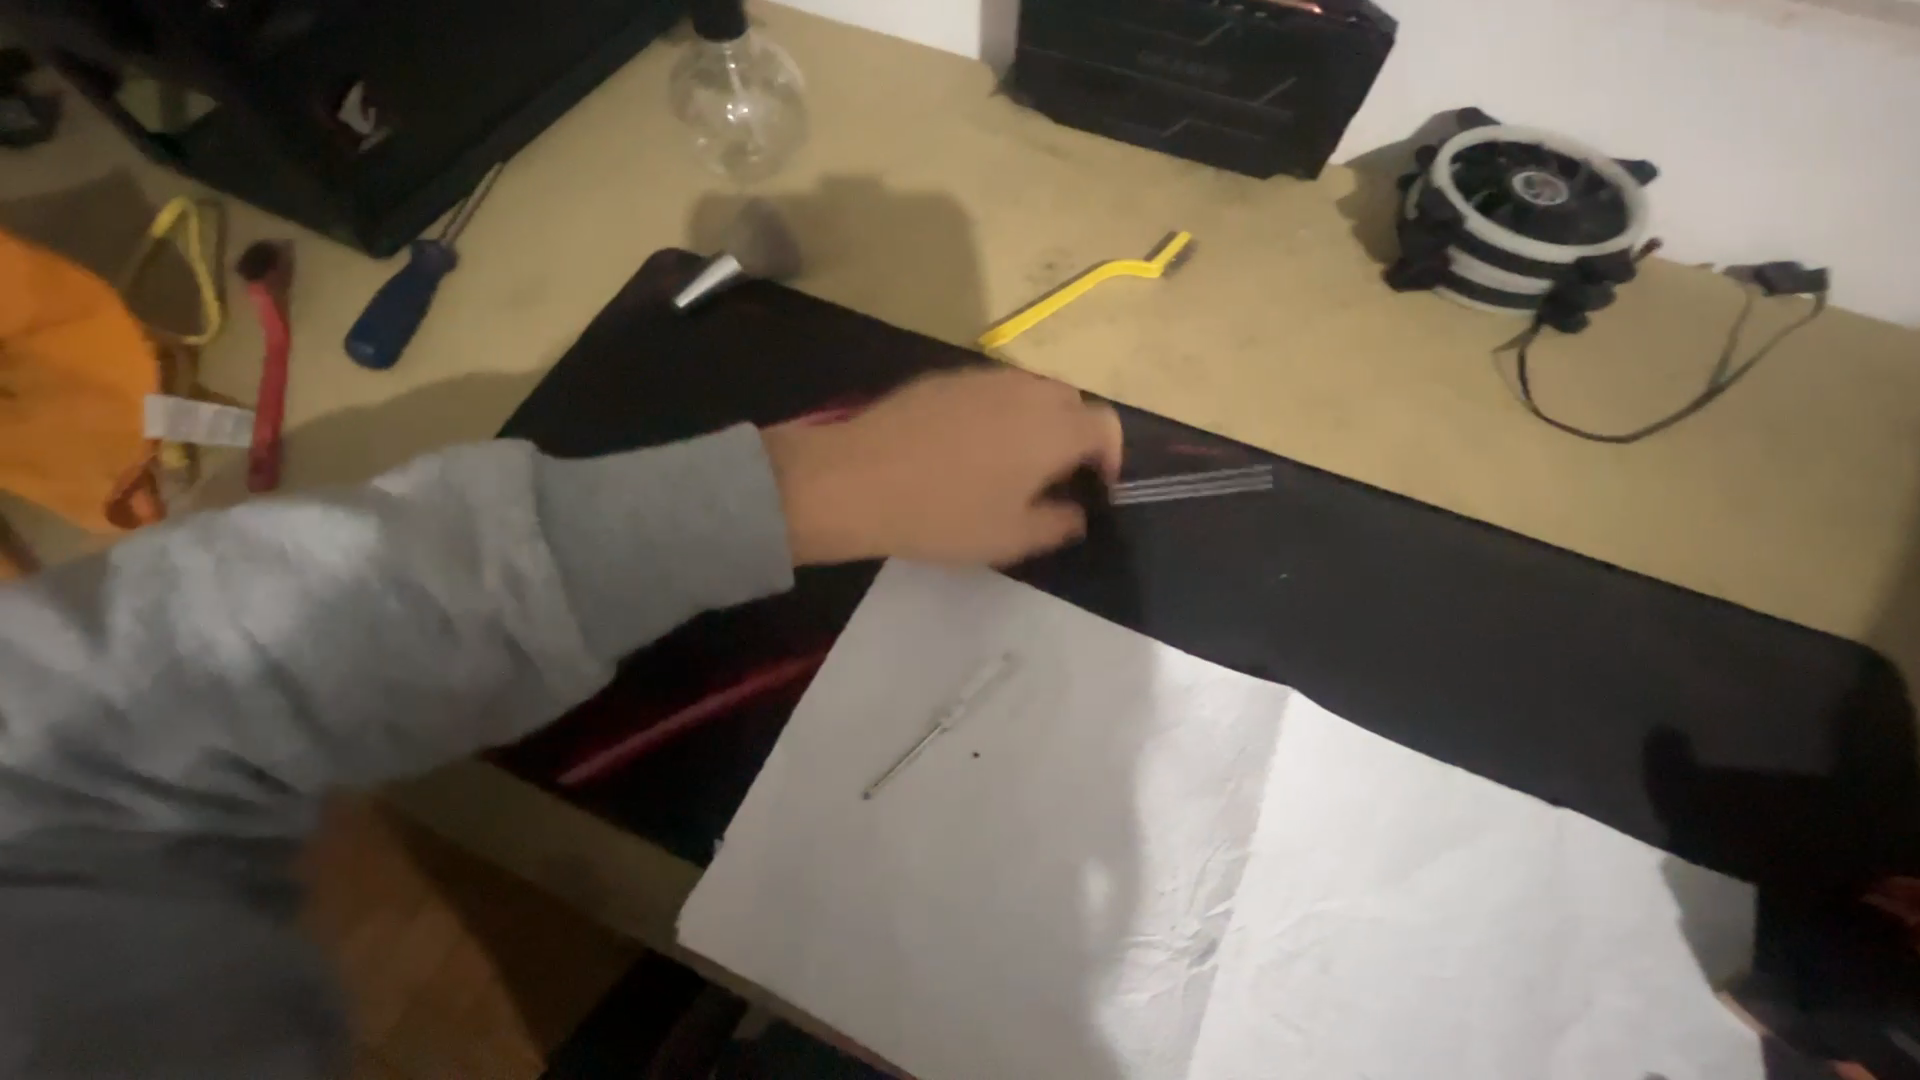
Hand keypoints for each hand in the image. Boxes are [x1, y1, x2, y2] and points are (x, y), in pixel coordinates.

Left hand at [761, 368, 1123, 566]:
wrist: (856, 480)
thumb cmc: (944, 515)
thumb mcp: (1010, 538)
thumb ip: (1058, 524)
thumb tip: (1077, 513)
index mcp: (1054, 428)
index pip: (1106, 426)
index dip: (1110, 457)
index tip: (1094, 489)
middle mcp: (1026, 390)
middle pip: (1070, 401)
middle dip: (1073, 436)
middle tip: (1052, 477)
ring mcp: (982, 377)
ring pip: (1028, 391)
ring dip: (1034, 421)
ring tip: (1009, 463)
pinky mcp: (944, 378)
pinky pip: (989, 390)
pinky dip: (996, 413)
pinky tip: (965, 447)